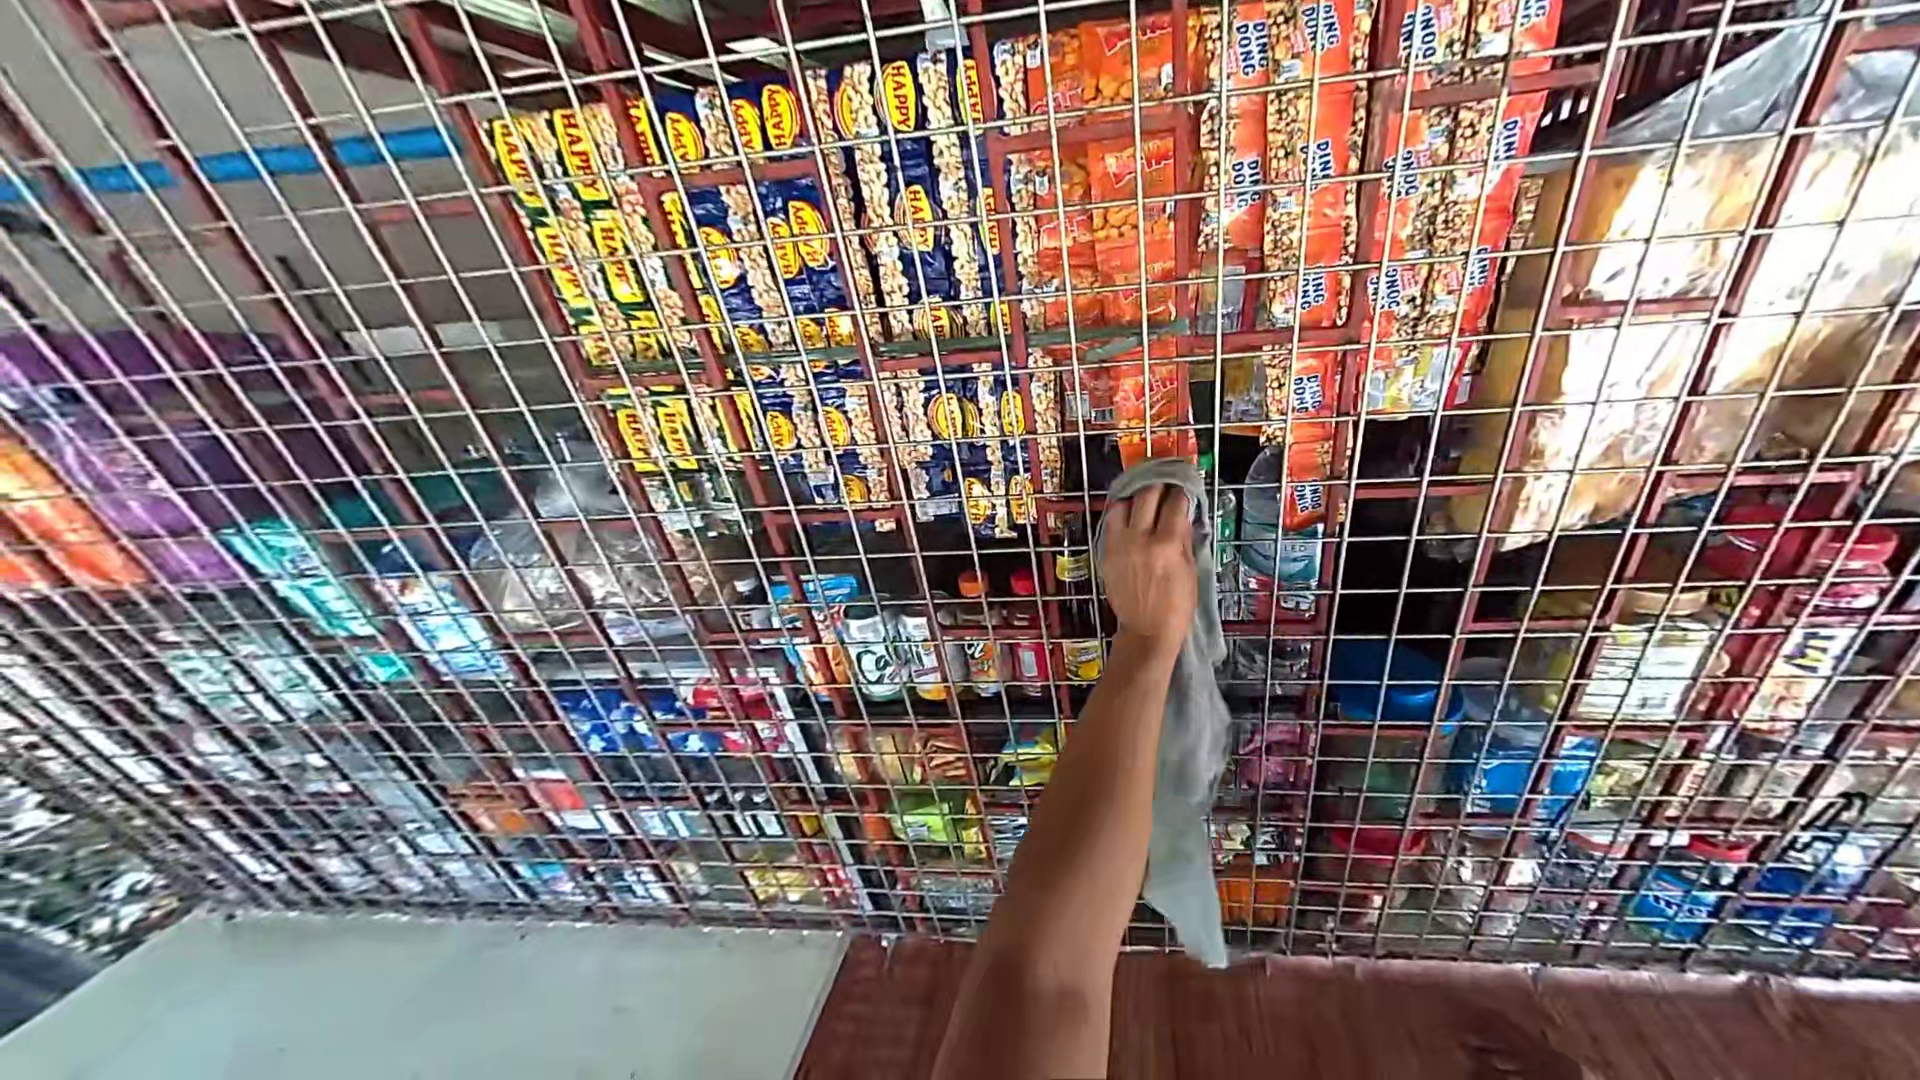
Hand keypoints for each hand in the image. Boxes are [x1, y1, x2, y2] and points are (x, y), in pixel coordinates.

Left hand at [1102, 485, 1194, 654]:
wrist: (1146, 630)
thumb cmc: (1176, 605)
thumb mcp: (1190, 569)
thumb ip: (1183, 537)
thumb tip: (1181, 513)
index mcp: (1167, 545)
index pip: (1175, 504)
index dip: (1181, 493)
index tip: (1183, 489)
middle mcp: (1140, 539)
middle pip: (1147, 496)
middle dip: (1158, 487)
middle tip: (1164, 487)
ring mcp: (1119, 545)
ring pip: (1122, 505)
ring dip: (1135, 498)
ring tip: (1143, 500)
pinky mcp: (1105, 553)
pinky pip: (1110, 523)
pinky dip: (1120, 515)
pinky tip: (1129, 516)